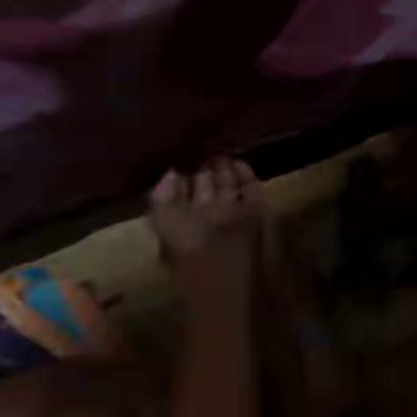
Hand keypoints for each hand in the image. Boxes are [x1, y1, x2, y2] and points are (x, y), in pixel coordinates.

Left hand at [149, 158, 262, 290]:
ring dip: (227, 170)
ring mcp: (233, 215)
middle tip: (206, 147)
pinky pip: (252, 192)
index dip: (186, 173)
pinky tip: (238, 161)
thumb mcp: (162, 217)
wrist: (219, 269)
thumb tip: (173, 170)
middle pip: (210, 188)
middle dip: (208, 168)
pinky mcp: (254, 214)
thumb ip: (162, 194)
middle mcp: (209, 217)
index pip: (186, 192)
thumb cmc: (184, 243)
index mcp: (185, 221)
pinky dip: (248, 177)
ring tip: (221, 150)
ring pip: (231, 188)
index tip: (186, 153)